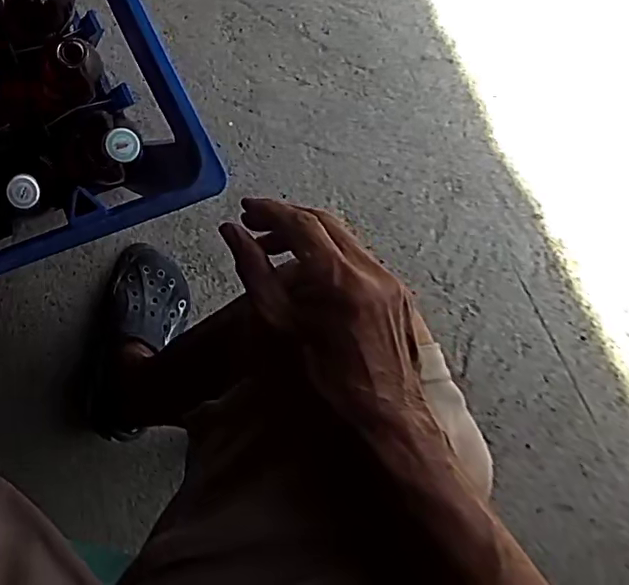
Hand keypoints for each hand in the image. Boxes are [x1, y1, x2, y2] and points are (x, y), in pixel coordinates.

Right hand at [219, 199, 430, 423]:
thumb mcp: (277, 321)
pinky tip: (305, 269)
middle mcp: (370, 273)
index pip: (300, 223)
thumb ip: (252, 269)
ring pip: (341, 235)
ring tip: (274, 246)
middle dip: (285, 216)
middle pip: (322, 221)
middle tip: (255, 221)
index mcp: (341, 279)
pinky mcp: (396, 294)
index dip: (269, 210)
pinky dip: (325, 250)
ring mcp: (388, 282)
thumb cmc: (330, 379)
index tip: (247, 209)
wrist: (387, 419)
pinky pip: (356, 255)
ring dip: (304, 232)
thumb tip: (233, 234)